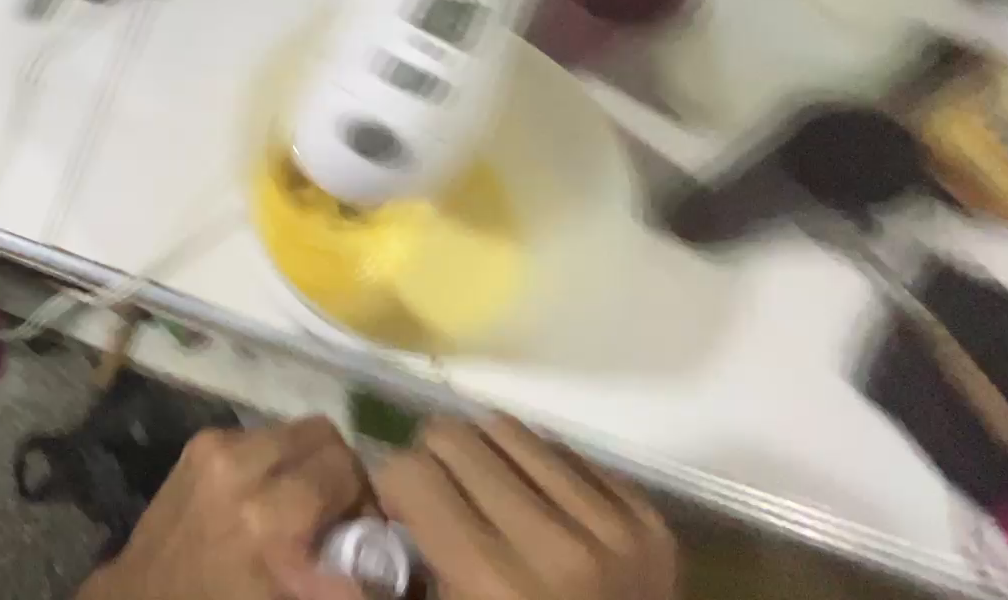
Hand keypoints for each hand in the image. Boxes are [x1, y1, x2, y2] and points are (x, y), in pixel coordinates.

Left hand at [77, 417, 372, 599]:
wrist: (144, 596)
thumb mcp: (289, 597)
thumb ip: (338, 575)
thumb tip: (386, 560)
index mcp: (266, 518)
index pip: (343, 468)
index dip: (366, 498)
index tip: (365, 530)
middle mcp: (238, 466)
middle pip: (321, 433)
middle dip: (340, 470)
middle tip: (340, 512)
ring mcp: (213, 446)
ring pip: (291, 428)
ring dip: (307, 461)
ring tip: (302, 502)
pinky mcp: (197, 441)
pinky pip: (257, 435)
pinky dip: (274, 459)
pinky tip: (266, 494)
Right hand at [375, 415, 677, 599]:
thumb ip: (391, 573)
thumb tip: (358, 507)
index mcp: (493, 581)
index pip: (408, 470)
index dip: (393, 487)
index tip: (402, 514)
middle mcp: (555, 545)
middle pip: (450, 434)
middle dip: (433, 462)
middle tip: (443, 500)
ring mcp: (611, 529)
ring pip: (504, 426)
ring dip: (484, 456)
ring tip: (490, 497)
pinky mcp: (649, 521)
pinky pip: (562, 447)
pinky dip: (538, 469)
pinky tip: (538, 507)